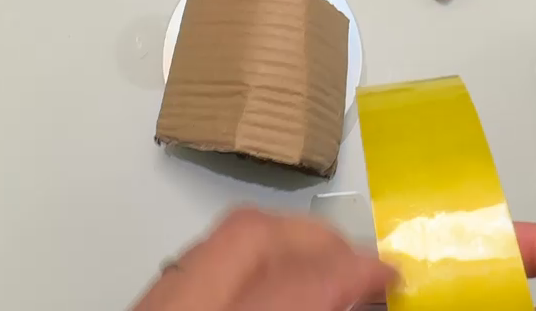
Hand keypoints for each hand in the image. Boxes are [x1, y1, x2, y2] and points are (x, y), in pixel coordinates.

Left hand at [132, 207, 393, 310]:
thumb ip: (311, 305)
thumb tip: (355, 292)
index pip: (290, 280)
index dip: (349, 267)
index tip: (387, 272)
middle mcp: (176, 300)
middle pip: (247, 232)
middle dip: (314, 236)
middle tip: (359, 260)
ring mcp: (155, 297)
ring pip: (221, 237)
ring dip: (282, 240)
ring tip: (325, 264)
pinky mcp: (148, 302)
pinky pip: (202, 259)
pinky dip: (247, 258)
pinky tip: (274, 280)